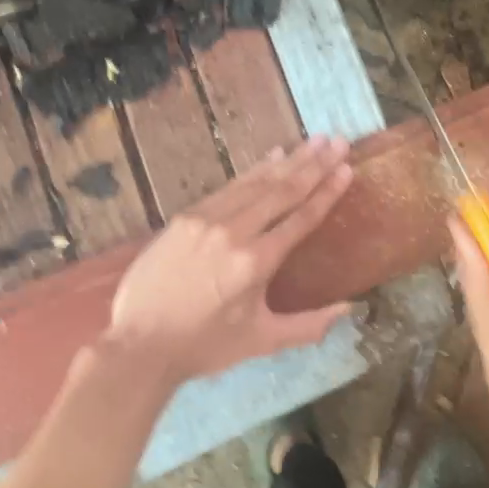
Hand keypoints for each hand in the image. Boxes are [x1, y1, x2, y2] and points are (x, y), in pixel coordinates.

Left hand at [106, 137, 355, 384]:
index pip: (301, 218)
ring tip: (314, 140)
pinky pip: (229, 187)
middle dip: (315, 164)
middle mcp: (235, 233)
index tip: (347, 168)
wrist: (138, 346)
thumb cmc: (205, 346)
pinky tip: (273, 155)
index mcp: (256, 263)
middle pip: (283, 191)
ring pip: (257, 183)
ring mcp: (207, 221)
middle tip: (339, 141)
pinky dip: (254, 170)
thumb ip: (308, 326)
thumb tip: (350, 308)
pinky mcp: (187, 217)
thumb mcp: (261, 341)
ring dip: (289, 160)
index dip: (327, 192)